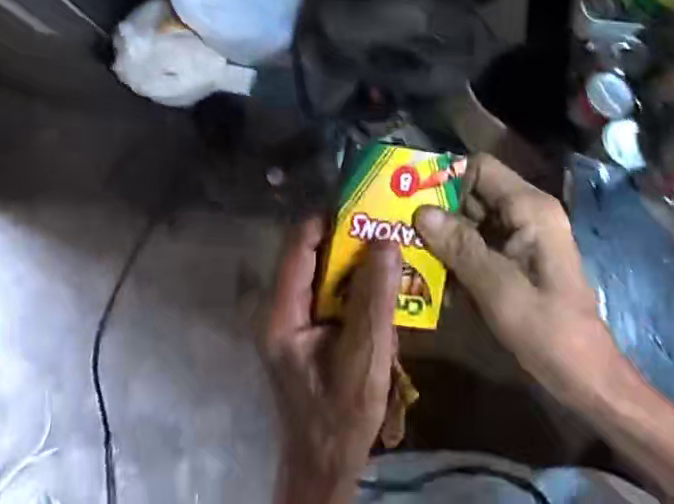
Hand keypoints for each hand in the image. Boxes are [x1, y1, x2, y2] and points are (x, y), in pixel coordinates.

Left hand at [258, 217, 398, 503]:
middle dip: (349, 237)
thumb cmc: (339, 416)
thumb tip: (386, 239)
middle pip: (312, 253)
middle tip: (386, 223)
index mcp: (282, 311)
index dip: (329, 218)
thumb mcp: (364, 357)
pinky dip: (357, 283)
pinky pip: (332, 292)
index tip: (366, 204)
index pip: (298, 243)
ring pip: (324, 271)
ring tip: (391, 246)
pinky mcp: (310, 331)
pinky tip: (385, 283)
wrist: (325, 469)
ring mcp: (295, 319)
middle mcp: (281, 307)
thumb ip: (374, 299)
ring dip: (357, 260)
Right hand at [414, 154, 622, 406]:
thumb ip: (459, 246)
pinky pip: (482, 243)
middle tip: (402, 226)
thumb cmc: (547, 329)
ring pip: (474, 220)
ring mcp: (525, 236)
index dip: (446, 178)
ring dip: (446, 236)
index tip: (412, 198)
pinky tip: (435, 276)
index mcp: (530, 208)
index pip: (481, 168)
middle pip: (474, 193)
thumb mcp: (497, 288)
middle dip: (439, 209)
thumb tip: (420, 212)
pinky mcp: (520, 259)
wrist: (587, 376)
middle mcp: (528, 212)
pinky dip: (460, 255)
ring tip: (410, 250)